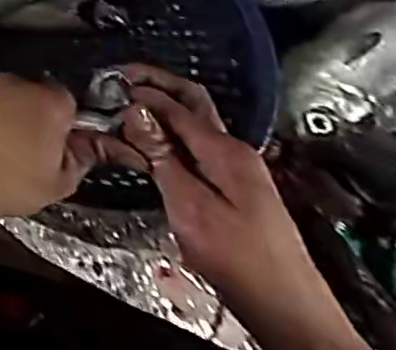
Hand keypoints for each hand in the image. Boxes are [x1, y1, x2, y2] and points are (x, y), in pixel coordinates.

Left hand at [0, 73, 105, 215]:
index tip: (61, 146)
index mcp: (48, 101)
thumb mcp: (55, 184)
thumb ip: (78, 159)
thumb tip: (88, 145)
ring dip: (11, 113)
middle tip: (33, 149)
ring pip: (10, 96)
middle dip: (39, 117)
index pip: (71, 103)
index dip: (68, 125)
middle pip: (39, 96)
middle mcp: (17, 81)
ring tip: (2, 145)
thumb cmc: (1, 178)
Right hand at [103, 65, 366, 349]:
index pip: (174, 104)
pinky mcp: (233, 187)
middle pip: (190, 101)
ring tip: (123, 113)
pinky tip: (147, 146)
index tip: (106, 86)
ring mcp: (237, 169)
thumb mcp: (190, 206)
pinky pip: (195, 146)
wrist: (290, 314)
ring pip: (191, 124)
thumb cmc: (239, 261)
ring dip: (158, 112)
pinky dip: (168, 136)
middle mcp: (234, 151)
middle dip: (154, 86)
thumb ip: (160, 155)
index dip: (139, 91)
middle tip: (117, 83)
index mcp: (225, 150)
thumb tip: (135, 110)